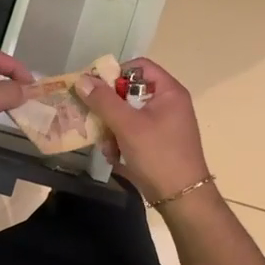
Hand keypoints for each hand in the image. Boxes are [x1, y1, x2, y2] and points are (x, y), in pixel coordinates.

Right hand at [73, 57, 211, 203]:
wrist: (182, 198)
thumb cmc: (158, 155)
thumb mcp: (127, 125)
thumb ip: (103, 100)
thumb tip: (82, 79)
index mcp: (169, 92)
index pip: (139, 67)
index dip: (115, 73)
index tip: (94, 88)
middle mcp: (168, 103)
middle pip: (129, 91)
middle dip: (109, 108)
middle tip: (94, 118)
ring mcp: (163, 123)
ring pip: (127, 113)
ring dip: (111, 128)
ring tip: (106, 146)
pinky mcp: (157, 141)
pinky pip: (132, 131)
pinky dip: (120, 141)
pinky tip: (114, 156)